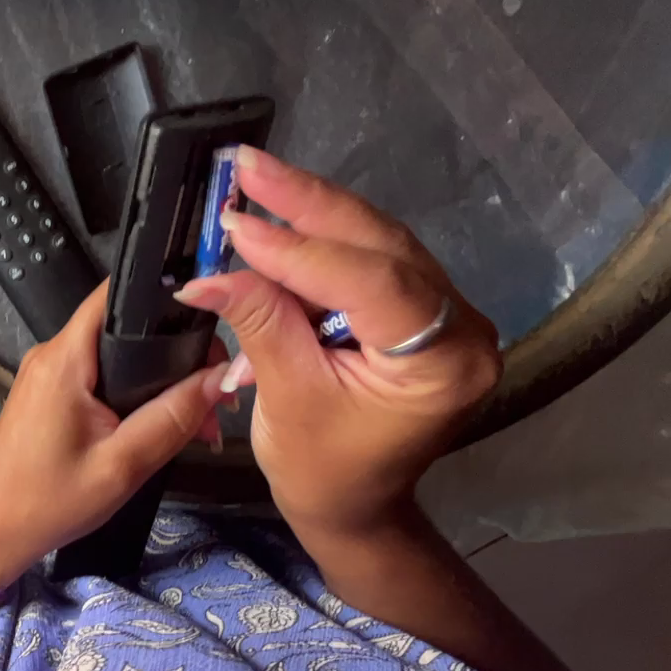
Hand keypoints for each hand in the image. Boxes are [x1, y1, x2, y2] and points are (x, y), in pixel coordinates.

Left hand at [0, 284, 230, 586]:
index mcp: (62, 360)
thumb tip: (221, 378)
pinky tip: (159, 423)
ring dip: (156, 381)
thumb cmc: (48, 503)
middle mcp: (50, 355)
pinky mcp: (46, 395)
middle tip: (215, 394)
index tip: (213, 327)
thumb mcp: (121, 466)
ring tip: (197, 417)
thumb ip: (173, 417)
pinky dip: (130, 395)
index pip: (117, 296)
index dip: (168, 299)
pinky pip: (96, 378)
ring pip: (113, 357)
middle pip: (123, 328)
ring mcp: (45, 375)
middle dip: (174, 354)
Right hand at [174, 146, 501, 539]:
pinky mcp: (416, 313)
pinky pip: (366, 265)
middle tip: (248, 166)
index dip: (300, 252)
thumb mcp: (287, 400)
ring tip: (256, 181)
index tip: (237, 226)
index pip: (373, 284)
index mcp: (442, 362)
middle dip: (308, 204)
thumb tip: (211, 273)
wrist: (352, 503)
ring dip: (309, 213)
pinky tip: (279, 219)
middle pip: (381, 246)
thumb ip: (261, 326)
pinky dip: (316, 245)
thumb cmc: (321, 470)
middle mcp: (460, 325)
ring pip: (374, 246)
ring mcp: (442, 315)